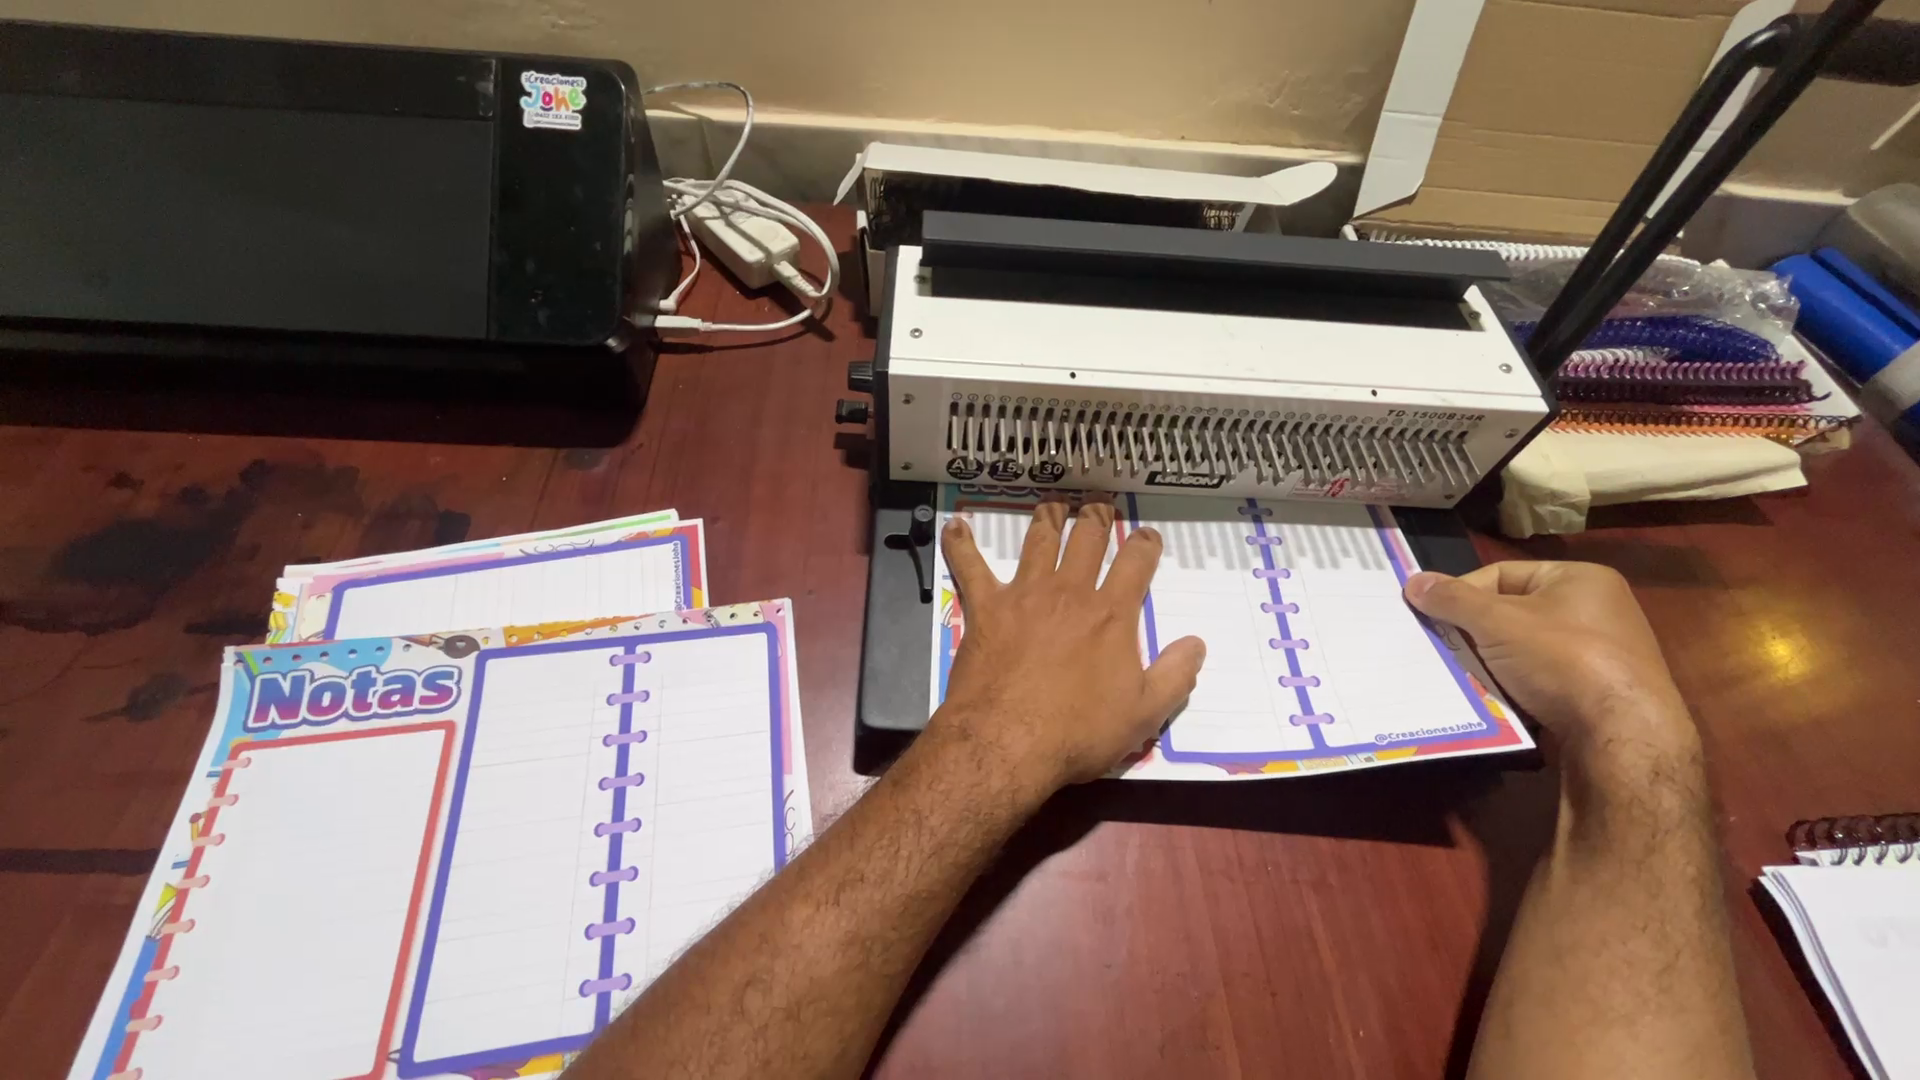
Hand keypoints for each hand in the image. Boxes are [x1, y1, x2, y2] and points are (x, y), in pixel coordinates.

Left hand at [932, 497, 1205, 792]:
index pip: (1136, 563)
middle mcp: (1070, 593)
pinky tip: (956, 525)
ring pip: (1039, 541)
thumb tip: (1196, 643)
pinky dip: (960, 544)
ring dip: (1048, 518)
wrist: (1009, 741)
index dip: (1145, 544)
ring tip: (1053, 504)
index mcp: (1111, 614)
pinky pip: (969, 566)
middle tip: (1099, 507)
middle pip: (1087, 539)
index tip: (1147, 537)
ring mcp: (1025, 595)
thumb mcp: (1144, 713)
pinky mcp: (985, 607)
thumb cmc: (1079, 732)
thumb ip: (1176, 675)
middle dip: (1097, 518)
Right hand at [1404, 562, 1696, 763]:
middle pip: (1509, 609)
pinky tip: (1494, 694)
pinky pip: (1538, 673)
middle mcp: (1594, 607)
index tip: (1433, 617)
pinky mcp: (1596, 687)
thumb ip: (1452, 600)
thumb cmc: (1561, 659)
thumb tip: (1413, 581)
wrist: (1622, 733)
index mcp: (1579, 578)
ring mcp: (1600, 649)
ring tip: (1464, 672)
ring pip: (1520, 644)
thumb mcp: (1496, 622)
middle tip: (1443, 646)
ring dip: (1489, 658)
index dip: (1461, 593)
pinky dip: (1511, 680)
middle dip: (1473, 630)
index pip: (1500, 573)